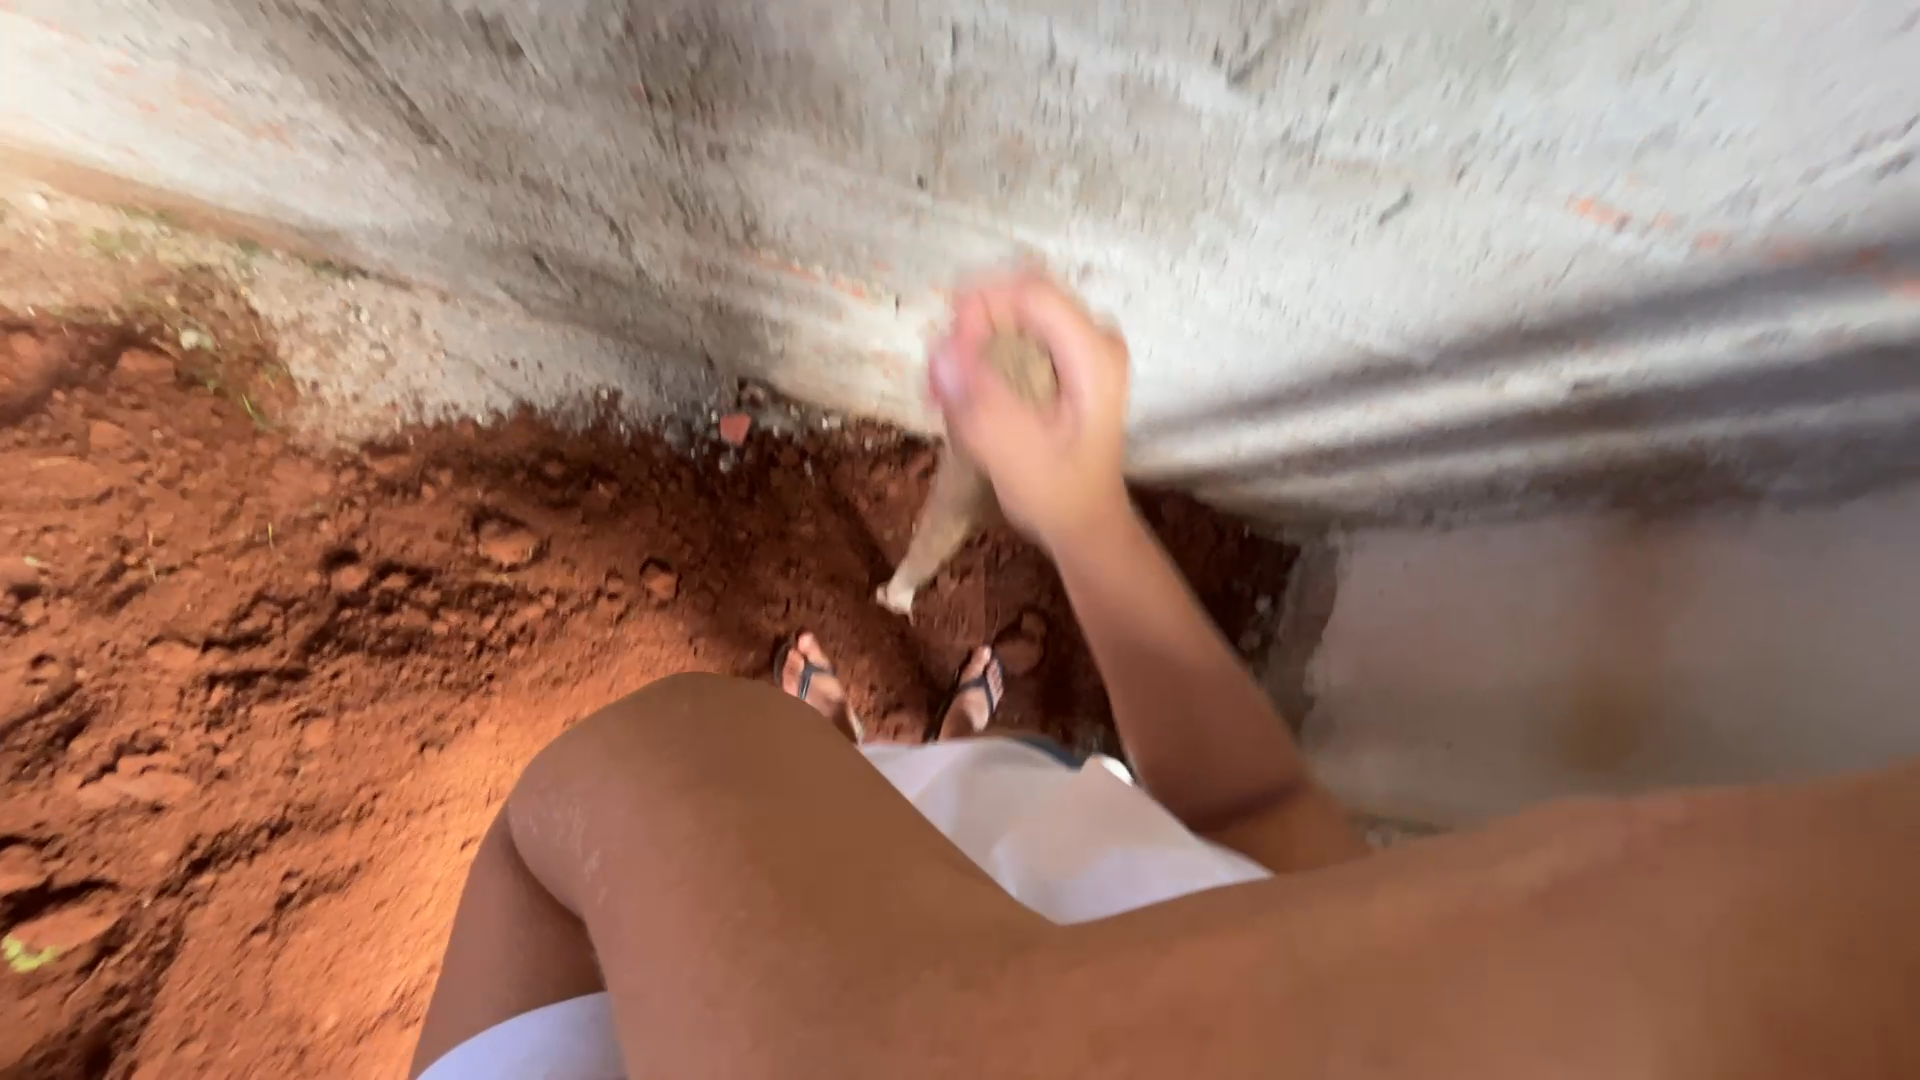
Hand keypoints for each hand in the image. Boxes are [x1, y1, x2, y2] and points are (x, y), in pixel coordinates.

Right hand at [929, 268, 1132, 551]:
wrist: (1084, 524)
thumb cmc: (1058, 496)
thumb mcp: (1016, 454)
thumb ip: (981, 402)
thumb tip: (941, 352)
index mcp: (1093, 353)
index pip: (1028, 292)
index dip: (979, 311)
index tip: (949, 356)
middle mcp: (1091, 338)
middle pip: (1015, 303)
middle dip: (969, 336)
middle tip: (941, 387)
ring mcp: (1078, 350)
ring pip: (1008, 322)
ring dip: (971, 355)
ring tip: (951, 403)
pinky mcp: (1063, 365)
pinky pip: (1012, 343)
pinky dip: (983, 368)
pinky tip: (970, 406)